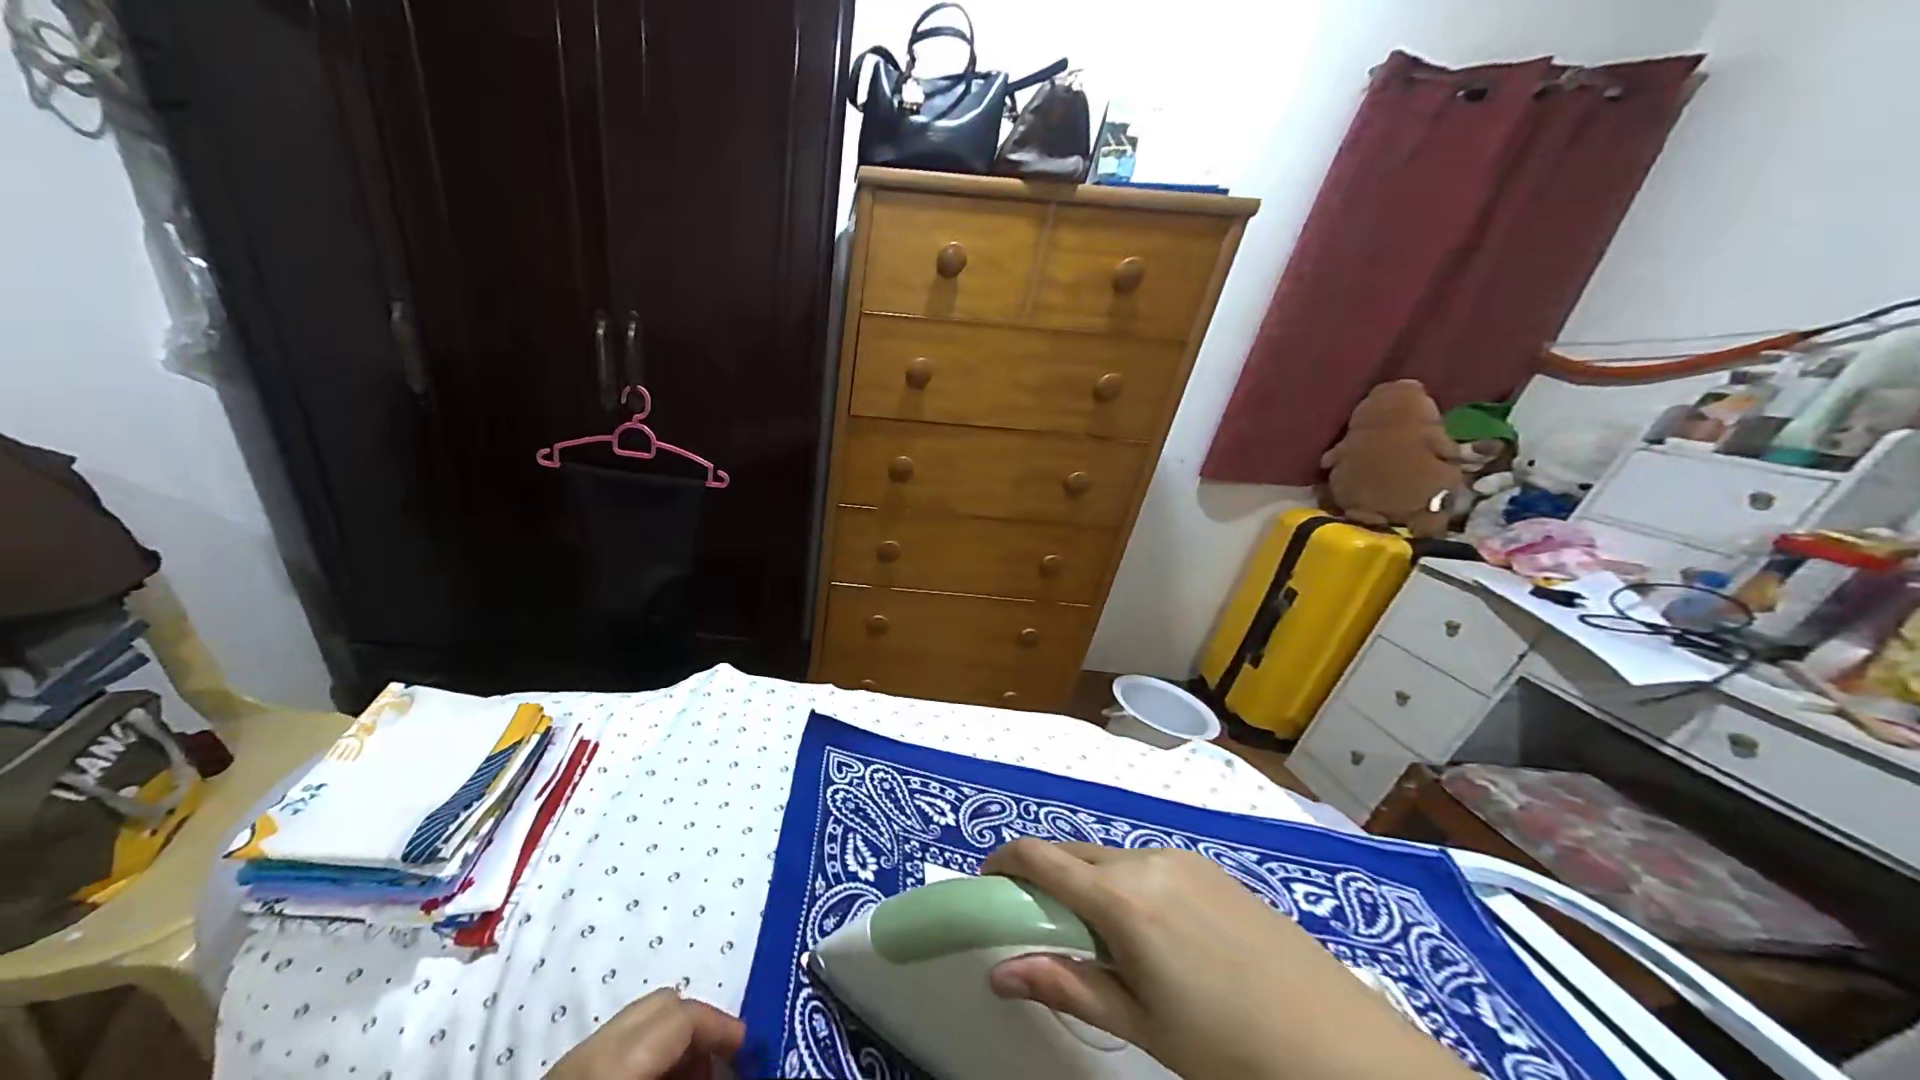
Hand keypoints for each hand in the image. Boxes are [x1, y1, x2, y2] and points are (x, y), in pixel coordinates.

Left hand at [545, 988, 743, 1079]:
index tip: (750, 1054)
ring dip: (675, 1047)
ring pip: (639, 1026)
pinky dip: (649, 1063)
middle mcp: (588, 1052)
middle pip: (661, 1006)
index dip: (723, 1028)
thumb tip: (732, 1071)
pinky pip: (618, 1052)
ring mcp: (568, 1069)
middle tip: (724, 1071)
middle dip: (699, 1031)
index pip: (681, 1015)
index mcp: (611, 1064)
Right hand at [982, 839, 1477, 1079]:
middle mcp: (1147, 860)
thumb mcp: (1140, 1022)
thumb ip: (1065, 986)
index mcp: (1122, 897)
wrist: (1343, 1047)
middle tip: (1047, 931)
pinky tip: (1157, 936)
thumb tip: (998, 972)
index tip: (987, 887)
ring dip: (1090, 885)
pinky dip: (1128, 886)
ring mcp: (1184, 859)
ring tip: (1109, 945)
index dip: (1004, 863)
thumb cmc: (1228, 1046)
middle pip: (1075, 854)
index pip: (1041, 857)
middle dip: (1047, 880)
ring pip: (1112, 859)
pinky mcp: (1212, 868)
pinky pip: (1149, 865)